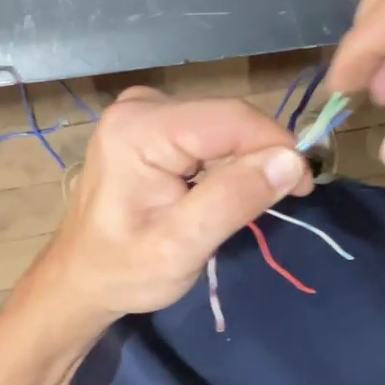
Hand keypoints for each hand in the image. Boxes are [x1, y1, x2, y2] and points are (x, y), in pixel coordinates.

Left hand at [15, 89, 312, 331]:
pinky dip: (225, 162)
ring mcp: (143, 112)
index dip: (277, 147)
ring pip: (221, 127)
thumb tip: (291, 161)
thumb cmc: (125, 271)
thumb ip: (234, 199)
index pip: (232, 119)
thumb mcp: (181, 246)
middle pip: (228, 119)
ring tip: (251, 203)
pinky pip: (206, 134)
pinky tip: (221, 193)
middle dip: (263, 156)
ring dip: (246, 161)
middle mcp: (140, 106)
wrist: (80, 279)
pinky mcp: (149, 125)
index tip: (303, 188)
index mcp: (141, 129)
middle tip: (281, 201)